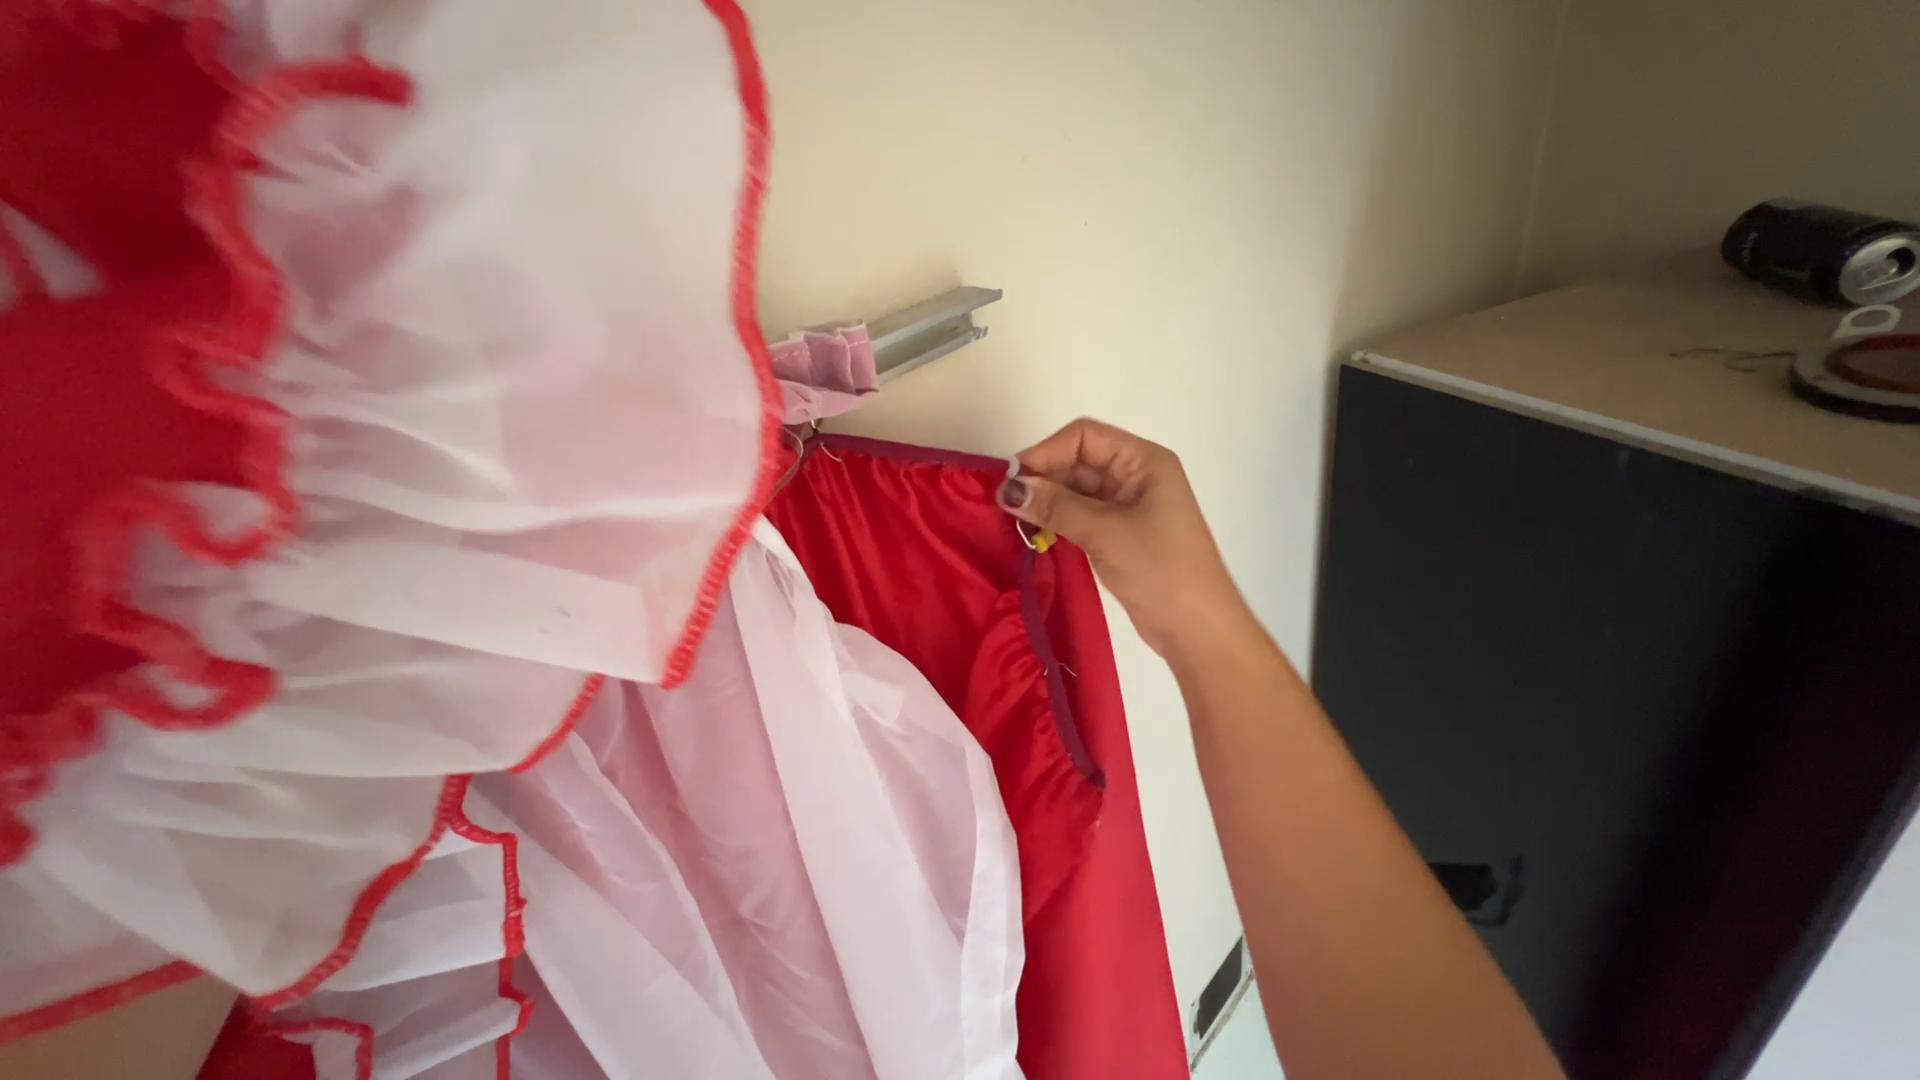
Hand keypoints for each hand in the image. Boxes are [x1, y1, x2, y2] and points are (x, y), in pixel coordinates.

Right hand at [999, 418, 1248, 656]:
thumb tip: (1008, 488)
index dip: (1046, 452)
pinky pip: (1080, 516)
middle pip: (1078, 461)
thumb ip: (1055, 505)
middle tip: (1004, 504)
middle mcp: (1135, 476)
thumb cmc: (1160, 569)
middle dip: (1042, 477)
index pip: (1084, 437)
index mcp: (1143, 461)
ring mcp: (1128, 508)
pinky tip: (1033, 534)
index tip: (1012, 481)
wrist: (1198, 628)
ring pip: (1076, 491)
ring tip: (1013, 520)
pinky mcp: (1119, 536)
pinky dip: (1056, 521)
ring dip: (1046, 501)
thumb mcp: (1104, 531)